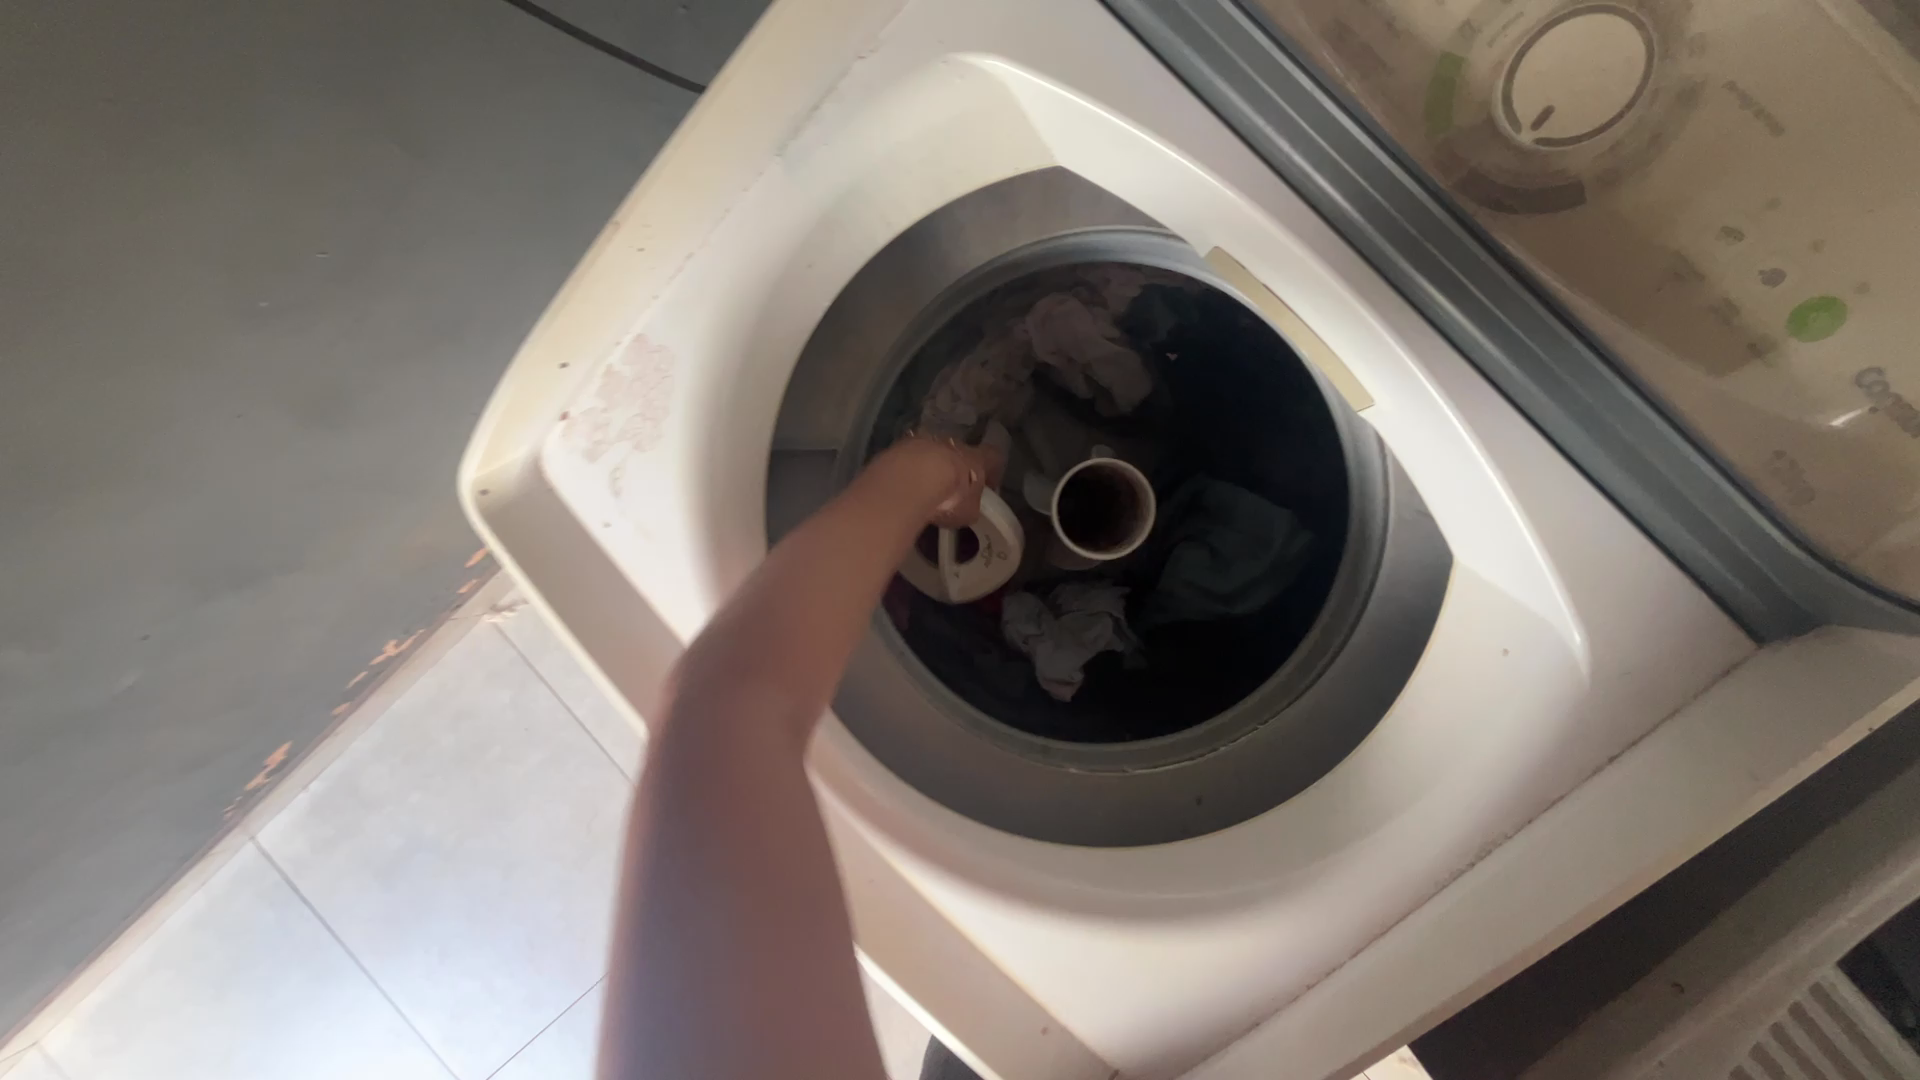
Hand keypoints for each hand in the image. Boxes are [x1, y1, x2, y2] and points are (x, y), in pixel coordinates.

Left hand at [885, 434, 1005, 529]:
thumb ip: (970, 506)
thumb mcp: (968, 512)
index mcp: (976, 458)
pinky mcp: (899, 445)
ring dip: (929, 465)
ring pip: (931, 449)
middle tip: (950, 487)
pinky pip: (907, 455)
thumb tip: (968, 507)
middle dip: (955, 466)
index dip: (993, 469)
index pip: (993, 456)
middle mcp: (953, 444)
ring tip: (921, 487)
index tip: (989, 483)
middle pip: (959, 450)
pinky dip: (907, 467)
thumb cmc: (950, 497)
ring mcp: (924, 440)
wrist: (910, 480)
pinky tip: (902, 484)